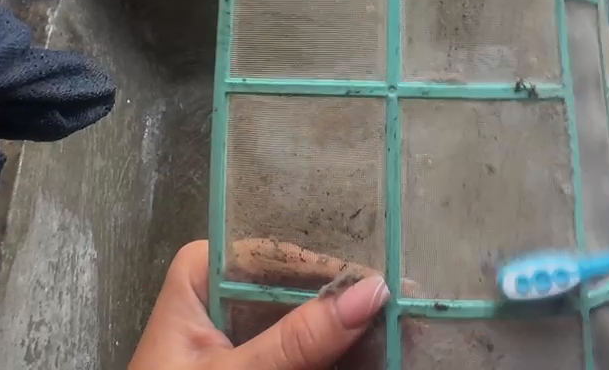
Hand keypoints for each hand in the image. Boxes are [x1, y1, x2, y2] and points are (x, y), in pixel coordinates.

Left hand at [128, 241, 388, 369]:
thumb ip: (298, 342)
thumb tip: (373, 291)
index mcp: (203, 272)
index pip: (277, 250)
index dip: (331, 260)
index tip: (384, 271)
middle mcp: (223, 291)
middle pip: (295, 282)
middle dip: (344, 294)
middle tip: (404, 296)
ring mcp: (240, 328)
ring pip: (302, 316)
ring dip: (345, 325)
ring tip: (402, 319)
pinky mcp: (252, 360)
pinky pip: (298, 347)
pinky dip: (330, 354)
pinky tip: (373, 349)